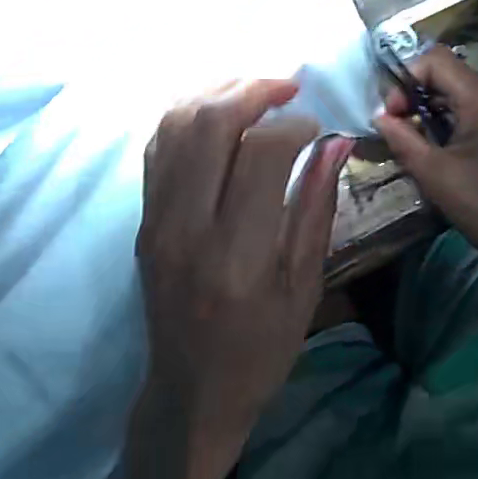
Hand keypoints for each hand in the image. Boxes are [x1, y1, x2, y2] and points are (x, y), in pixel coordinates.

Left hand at [115, 80, 352, 478]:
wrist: (189, 391)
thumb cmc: (260, 348)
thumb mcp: (305, 286)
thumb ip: (317, 206)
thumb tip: (335, 141)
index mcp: (238, 254)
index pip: (261, 153)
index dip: (294, 125)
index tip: (314, 126)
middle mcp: (188, 227)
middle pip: (210, 123)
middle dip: (252, 89)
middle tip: (286, 87)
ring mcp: (157, 218)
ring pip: (177, 124)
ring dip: (217, 91)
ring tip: (254, 87)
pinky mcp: (142, 216)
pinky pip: (158, 144)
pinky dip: (188, 113)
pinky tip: (217, 109)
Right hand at [376, 49, 477, 275]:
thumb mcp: (434, 174)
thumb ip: (402, 138)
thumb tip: (381, 117)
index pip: (436, 60)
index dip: (406, 78)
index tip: (394, 113)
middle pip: (447, 75)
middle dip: (415, 95)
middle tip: (398, 129)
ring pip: (459, 94)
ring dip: (431, 110)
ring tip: (415, 143)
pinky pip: (473, 110)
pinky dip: (450, 121)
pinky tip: (440, 151)